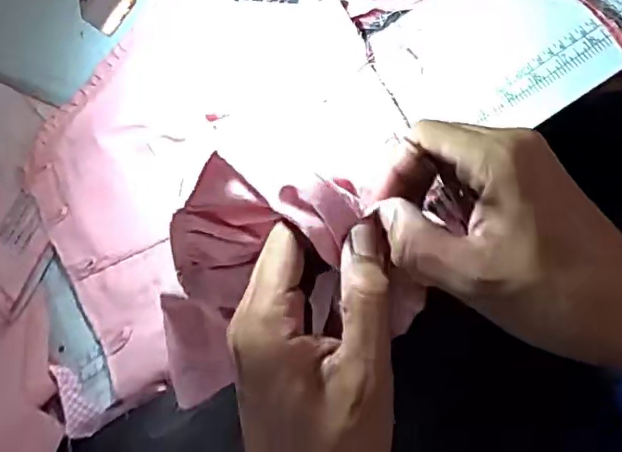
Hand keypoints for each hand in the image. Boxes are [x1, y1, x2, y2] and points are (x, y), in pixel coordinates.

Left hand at [229, 221, 393, 451]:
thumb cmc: (339, 443)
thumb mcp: (364, 367)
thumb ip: (366, 291)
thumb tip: (367, 223)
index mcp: (262, 318)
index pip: (287, 233)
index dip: (326, 210)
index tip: (365, 196)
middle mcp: (247, 316)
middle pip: (287, 246)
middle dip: (330, 226)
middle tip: (374, 213)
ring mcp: (254, 332)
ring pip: (292, 266)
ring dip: (330, 249)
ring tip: (371, 233)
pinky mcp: (267, 345)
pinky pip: (294, 290)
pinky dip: (324, 274)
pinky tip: (356, 268)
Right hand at [375, 121, 621, 366]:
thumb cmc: (551, 293)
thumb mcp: (472, 276)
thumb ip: (415, 241)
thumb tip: (381, 214)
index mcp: (497, 152)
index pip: (422, 133)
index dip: (393, 170)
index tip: (383, 218)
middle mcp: (512, 140)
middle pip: (439, 142)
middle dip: (411, 183)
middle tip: (399, 235)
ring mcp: (527, 155)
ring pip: (458, 158)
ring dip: (434, 194)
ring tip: (424, 242)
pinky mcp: (535, 175)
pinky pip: (481, 172)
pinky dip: (459, 199)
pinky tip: (456, 238)